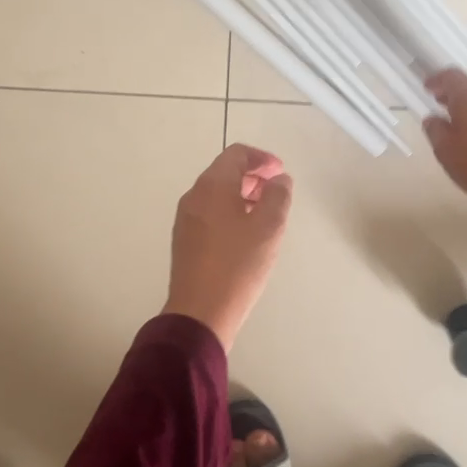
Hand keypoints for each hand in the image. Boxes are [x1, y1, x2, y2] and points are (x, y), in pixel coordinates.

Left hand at [165, 144, 293, 350]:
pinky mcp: (185, 241)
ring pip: (216, 195)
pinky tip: (246, 236)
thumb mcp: (268, 228)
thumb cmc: (238, 265)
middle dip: (253, 177)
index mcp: (212, 186)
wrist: (199, 312)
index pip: (236, 154)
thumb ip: (277, 196)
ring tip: (265, 215)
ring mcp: (186, 219)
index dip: (262, 158)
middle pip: (224, 172)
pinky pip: (210, 214)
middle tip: (276, 192)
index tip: (281, 172)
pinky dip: (230, 213)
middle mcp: (194, 196)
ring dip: (242, 196)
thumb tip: (278, 180)